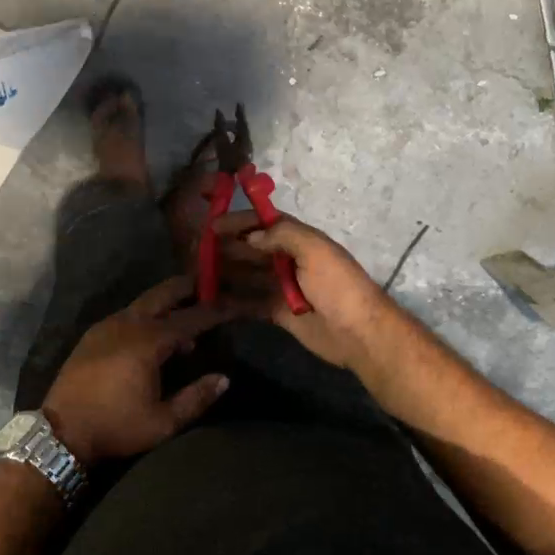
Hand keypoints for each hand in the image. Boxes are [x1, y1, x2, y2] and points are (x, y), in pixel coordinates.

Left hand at [40, 277, 230, 464]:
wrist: (61, 432)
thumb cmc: (115, 427)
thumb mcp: (162, 422)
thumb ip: (195, 398)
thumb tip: (224, 378)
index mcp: (148, 341)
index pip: (191, 318)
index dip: (216, 311)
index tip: (236, 305)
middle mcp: (129, 323)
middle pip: (163, 294)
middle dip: (188, 287)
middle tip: (209, 284)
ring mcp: (107, 325)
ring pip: (144, 302)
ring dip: (167, 302)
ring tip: (186, 312)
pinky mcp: (94, 334)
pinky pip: (127, 314)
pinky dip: (147, 314)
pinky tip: (152, 333)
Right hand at [213, 212, 401, 372]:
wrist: (359, 333)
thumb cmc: (338, 285)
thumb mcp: (315, 250)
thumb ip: (283, 235)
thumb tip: (251, 236)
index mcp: (300, 240)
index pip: (264, 223)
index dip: (239, 221)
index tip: (211, 224)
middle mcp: (289, 259)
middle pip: (252, 249)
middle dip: (226, 247)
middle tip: (195, 251)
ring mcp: (282, 286)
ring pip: (247, 275)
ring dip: (225, 273)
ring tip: (195, 274)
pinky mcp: (278, 312)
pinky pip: (249, 302)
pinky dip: (231, 301)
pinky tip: (209, 301)